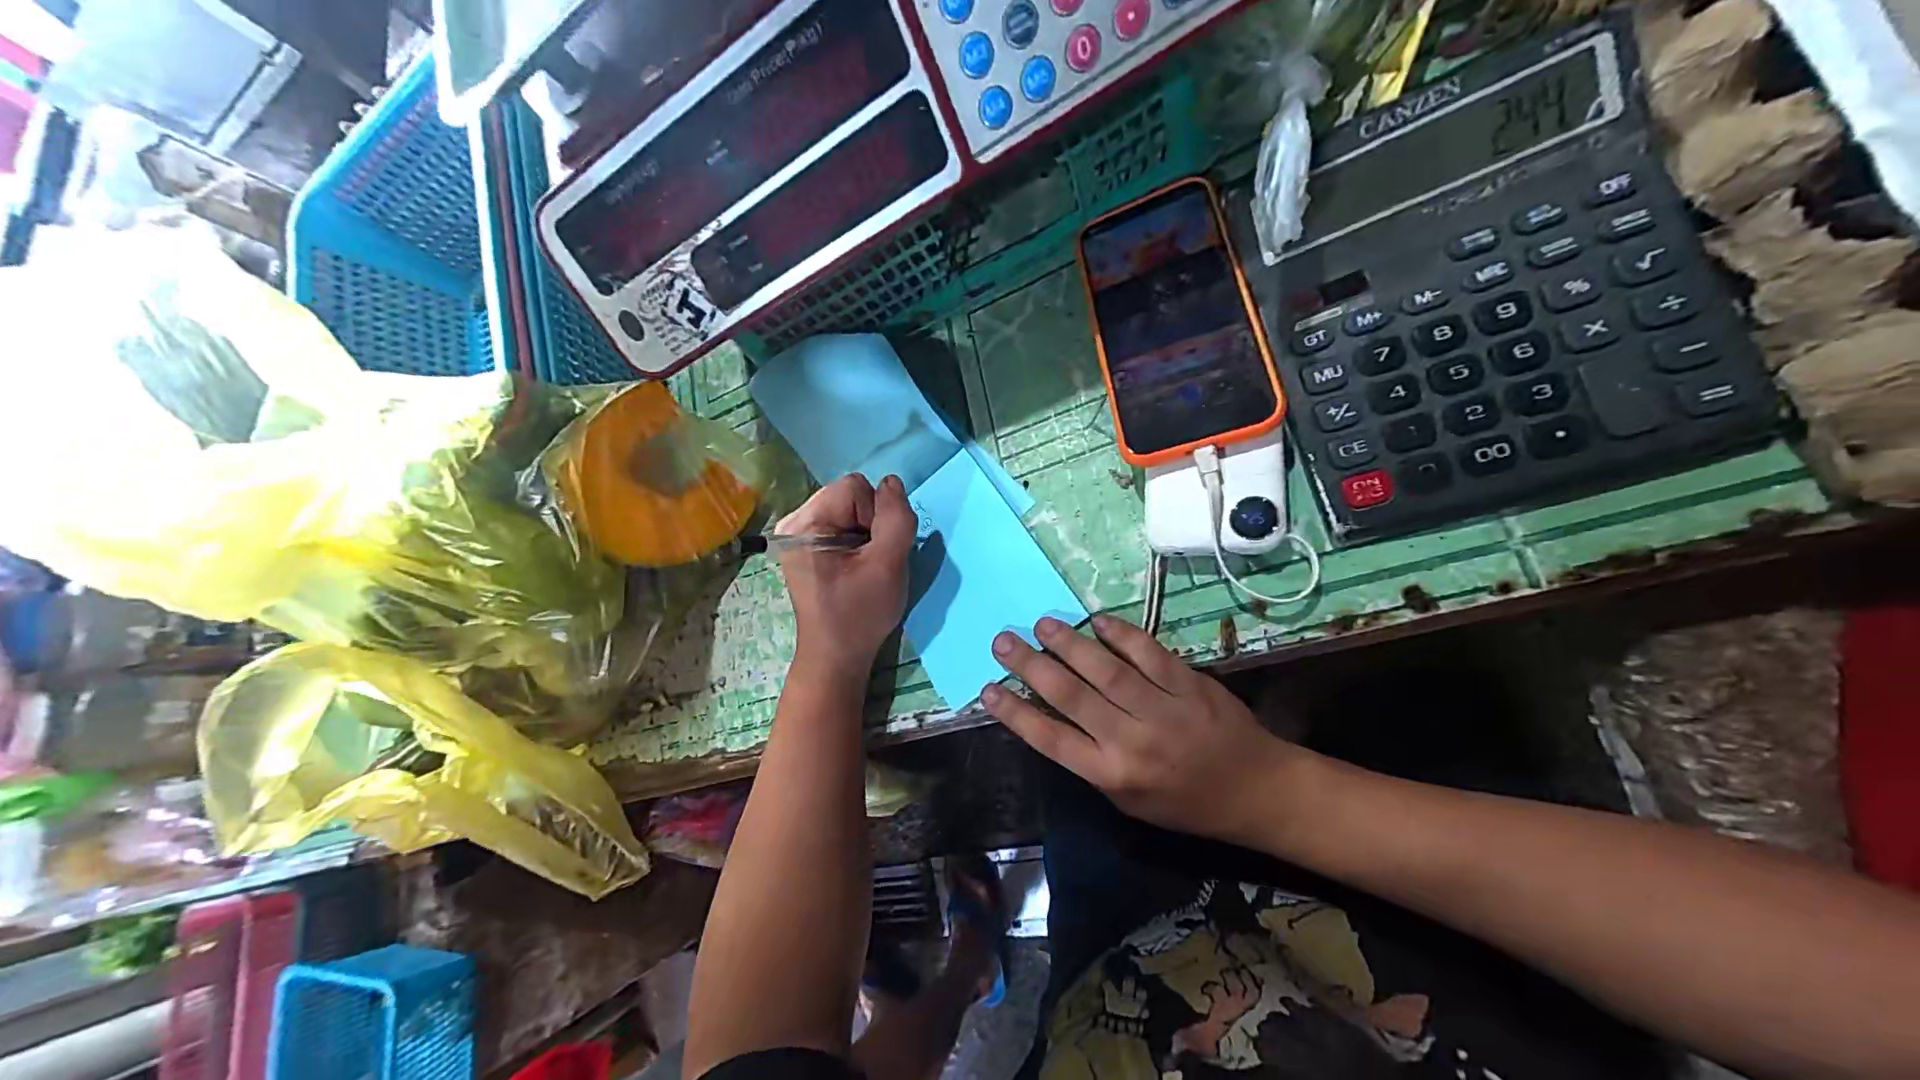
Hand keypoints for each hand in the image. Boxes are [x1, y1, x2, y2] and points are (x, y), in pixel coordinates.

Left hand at [776, 474, 917, 674]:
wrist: (836, 657)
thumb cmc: (860, 615)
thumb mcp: (888, 565)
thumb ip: (895, 518)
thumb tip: (892, 482)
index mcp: (805, 524)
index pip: (856, 487)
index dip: (876, 515)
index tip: (874, 552)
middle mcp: (794, 522)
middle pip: (850, 495)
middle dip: (871, 523)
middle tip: (870, 562)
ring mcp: (797, 534)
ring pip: (849, 509)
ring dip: (867, 533)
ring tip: (862, 567)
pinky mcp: (806, 547)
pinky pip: (842, 524)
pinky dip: (857, 541)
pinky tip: (854, 568)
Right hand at [982, 614, 1298, 843]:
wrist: (1255, 790)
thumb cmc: (1183, 802)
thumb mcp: (1127, 799)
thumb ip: (1090, 760)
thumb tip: (1050, 717)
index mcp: (1112, 774)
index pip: (1051, 740)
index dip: (1016, 713)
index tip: (988, 690)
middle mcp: (1132, 741)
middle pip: (1071, 697)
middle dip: (1031, 666)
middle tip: (1004, 641)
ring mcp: (1163, 709)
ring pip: (1106, 670)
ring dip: (1070, 644)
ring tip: (1043, 624)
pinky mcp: (1189, 684)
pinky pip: (1150, 653)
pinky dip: (1122, 634)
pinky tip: (1098, 620)